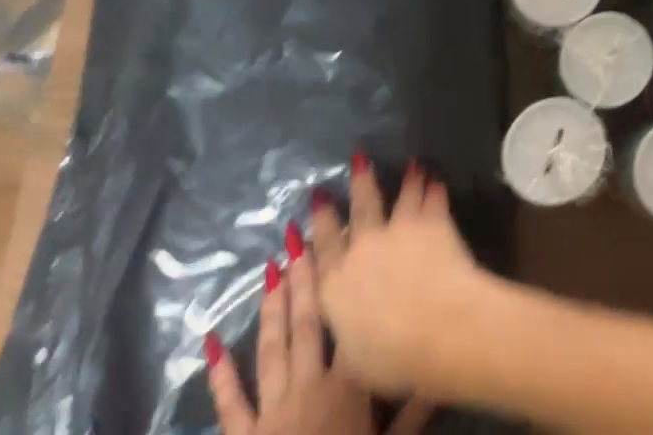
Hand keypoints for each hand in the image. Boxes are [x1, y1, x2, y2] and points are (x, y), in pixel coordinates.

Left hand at [206, 198, 434, 434]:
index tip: (350, 247)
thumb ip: (416, 408)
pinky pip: (230, 400)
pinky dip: (219, 371)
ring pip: (273, 348)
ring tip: (271, 266)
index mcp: (350, 385)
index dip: (352, 283)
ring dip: (273, 307)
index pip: (354, 324)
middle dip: (307, 279)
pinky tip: (210, 341)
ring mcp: (272, 408)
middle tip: (302, 237)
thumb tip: (443, 367)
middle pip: (311, 324)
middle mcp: (310, 385)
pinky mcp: (242, 434)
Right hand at [317, 155, 499, 396]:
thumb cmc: (392, 357)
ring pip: (399, 197)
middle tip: (358, 159)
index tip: (318, 200)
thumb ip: (349, 338)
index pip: (322, 249)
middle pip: (359, 211)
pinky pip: (432, 199)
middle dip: (358, 184)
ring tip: (410, 163)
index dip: (320, 224)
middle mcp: (362, 251)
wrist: (438, 327)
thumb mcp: (355, 360)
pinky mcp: (432, 223)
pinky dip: (433, 187)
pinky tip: (436, 178)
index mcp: (333, 287)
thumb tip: (350, 334)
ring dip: (405, 178)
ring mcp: (398, 232)